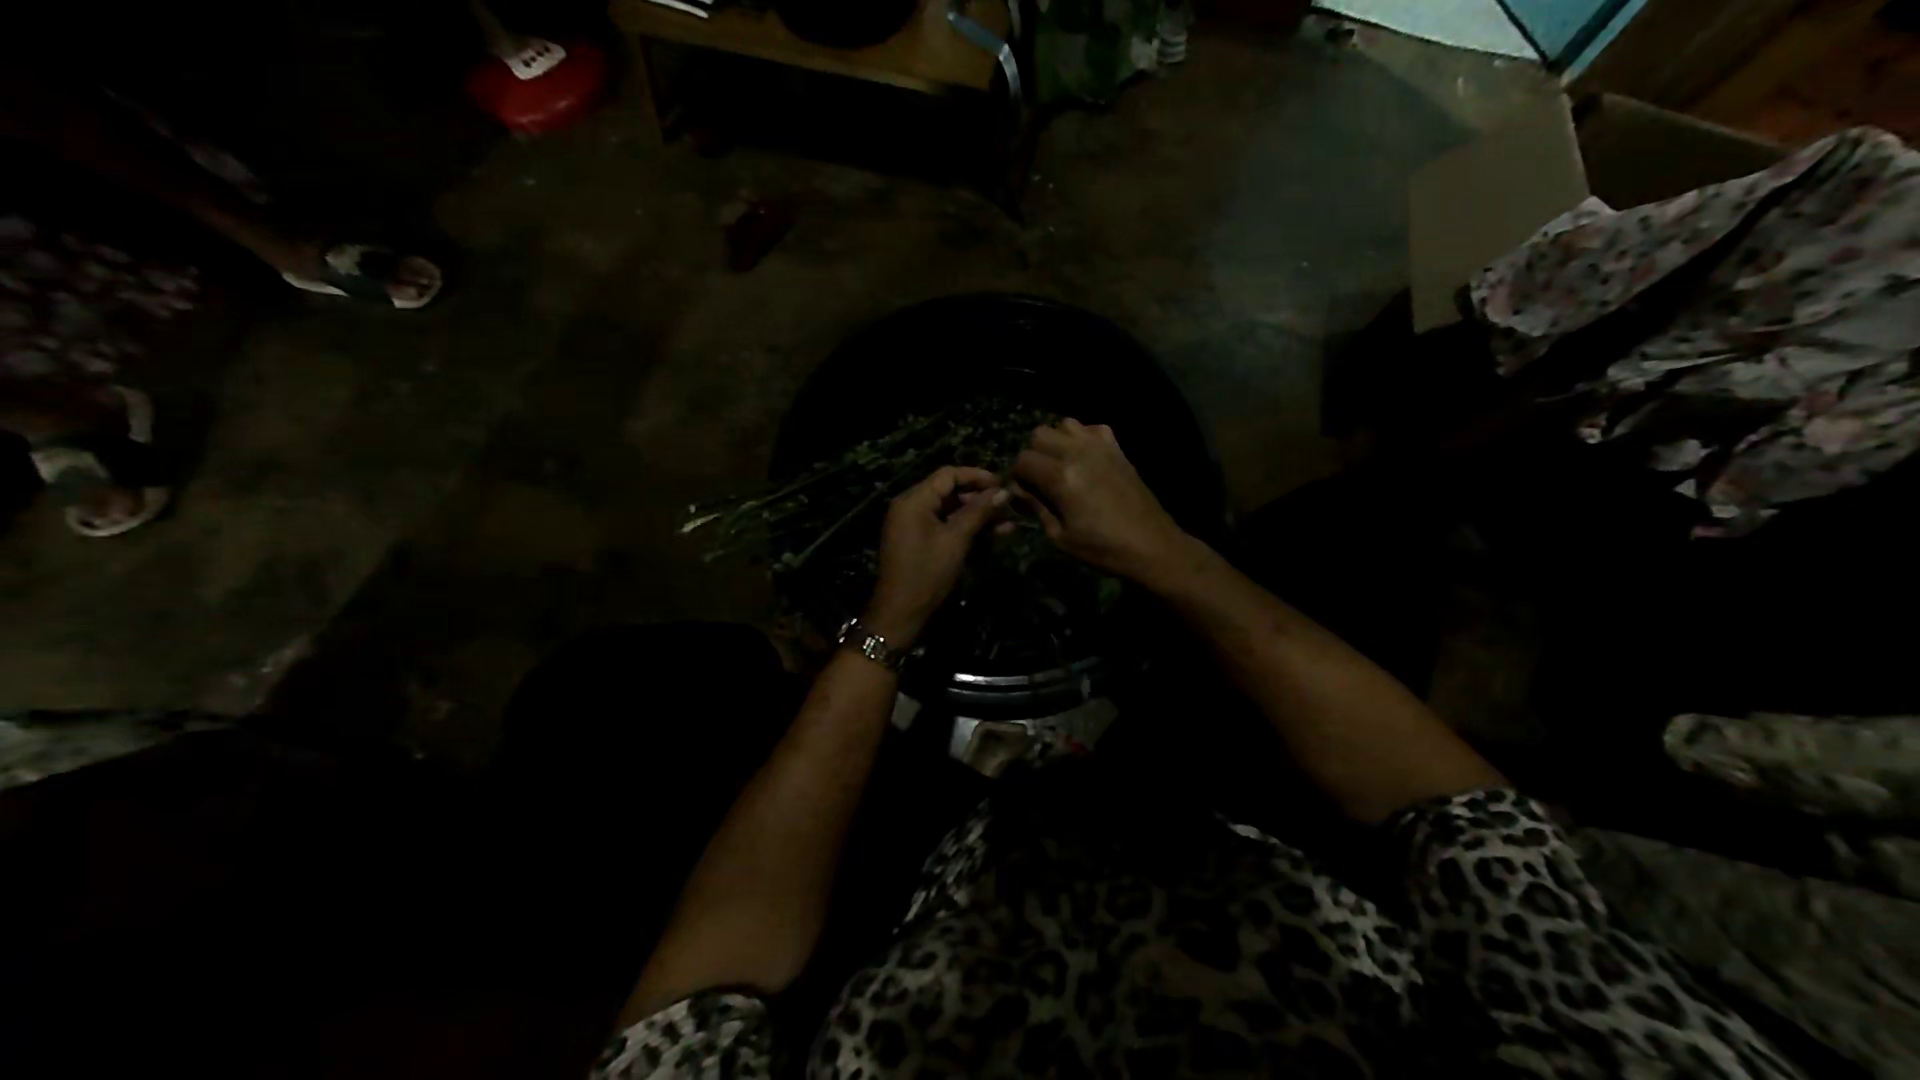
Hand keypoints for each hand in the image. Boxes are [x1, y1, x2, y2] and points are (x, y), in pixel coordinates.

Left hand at [865, 466, 1006, 645]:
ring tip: (1008, 523)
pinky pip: (945, 526)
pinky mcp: (920, 541)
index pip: (948, 475)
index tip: (1003, 484)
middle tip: (1009, 507)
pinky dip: (966, 528)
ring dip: (978, 515)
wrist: (901, 612)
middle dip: (980, 498)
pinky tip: (994, 535)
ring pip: (951, 510)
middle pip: (950, 491)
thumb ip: (978, 512)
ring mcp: (914, 525)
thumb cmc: (927, 573)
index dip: (977, 476)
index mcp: (914, 500)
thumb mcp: (956, 540)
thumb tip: (1003, 491)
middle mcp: (911, 506)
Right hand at [1011, 419, 1191, 583]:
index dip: (1017, 475)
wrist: (1151, 545)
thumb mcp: (1059, 536)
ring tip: (1062, 465)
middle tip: (1040, 478)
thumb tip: (1019, 490)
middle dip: (1034, 455)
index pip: (1022, 459)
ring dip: (1057, 442)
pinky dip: (1082, 438)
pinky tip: (1086, 459)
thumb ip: (1036, 506)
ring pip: (1064, 424)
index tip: (1022, 491)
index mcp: (1061, 477)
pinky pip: (1092, 428)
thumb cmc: (1102, 548)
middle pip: (1039, 434)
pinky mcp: (1117, 449)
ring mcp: (1100, 446)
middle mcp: (1078, 452)